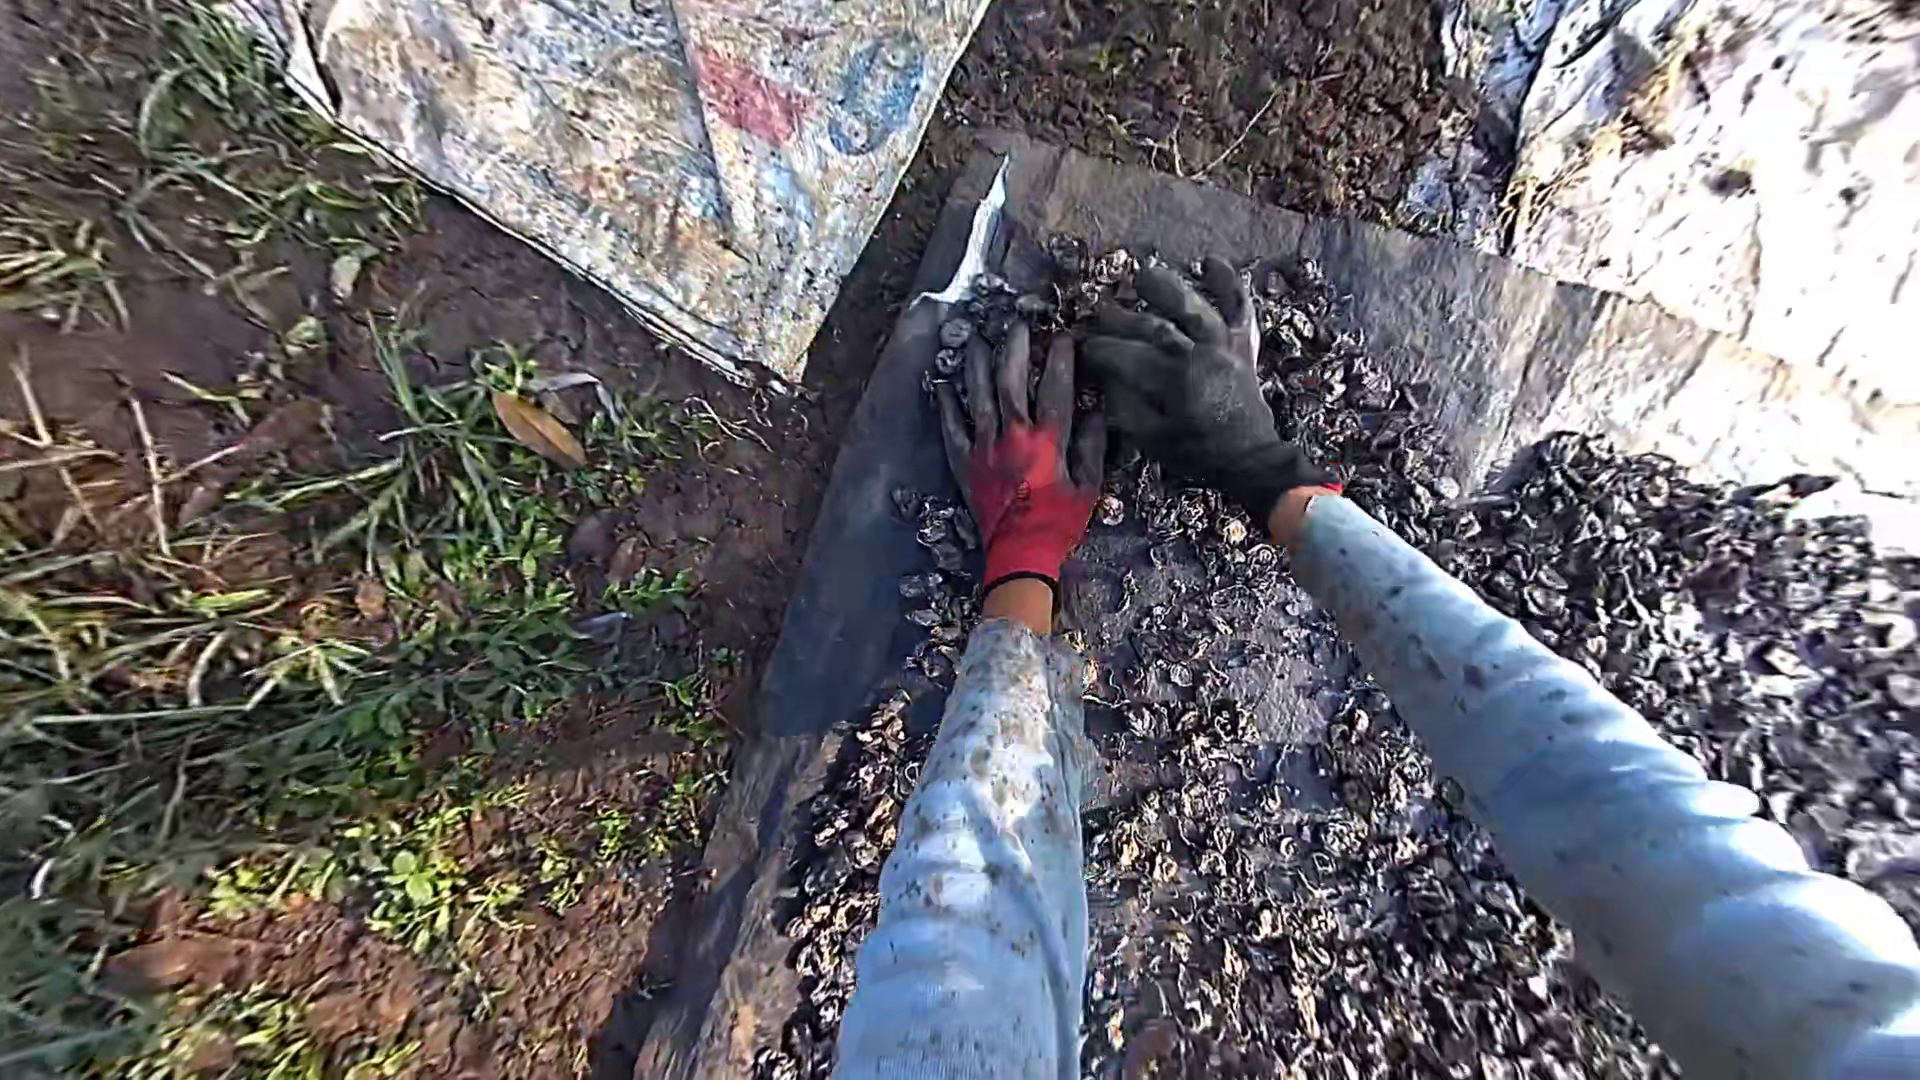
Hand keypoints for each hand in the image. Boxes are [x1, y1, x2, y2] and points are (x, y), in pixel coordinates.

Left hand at [937, 321, 1106, 604]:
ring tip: (978, 340)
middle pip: (1010, 382)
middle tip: (1016, 325)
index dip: (1061, 360)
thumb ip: (1093, 447)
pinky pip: (951, 429)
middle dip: (1014, 349)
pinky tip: (941, 384)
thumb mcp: (1088, 487)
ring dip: (977, 366)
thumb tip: (1098, 411)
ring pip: (978, 397)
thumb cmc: (1058, 523)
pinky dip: (946, 406)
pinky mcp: (964, 464)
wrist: (1019, 555)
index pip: (1056, 389)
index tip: (1064, 337)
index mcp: (1048, 442)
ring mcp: (983, 449)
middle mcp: (1013, 438)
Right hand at [1080, 256, 1332, 522]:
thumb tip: (1107, 377)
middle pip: (1153, 326)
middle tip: (1098, 312)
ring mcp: (1224, 344)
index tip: (1081, 347)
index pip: (1125, 355)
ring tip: (1142, 274)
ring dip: (1167, 287)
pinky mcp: (1242, 344)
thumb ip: (1127, 406)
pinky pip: (1238, 306)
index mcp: (1173, 380)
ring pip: (1193, 306)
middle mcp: (1199, 353)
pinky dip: (1228, 282)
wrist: (1249, 458)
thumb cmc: (1196, 453)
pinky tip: (1211, 262)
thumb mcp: (1152, 439)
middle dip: (1120, 318)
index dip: (1099, 350)